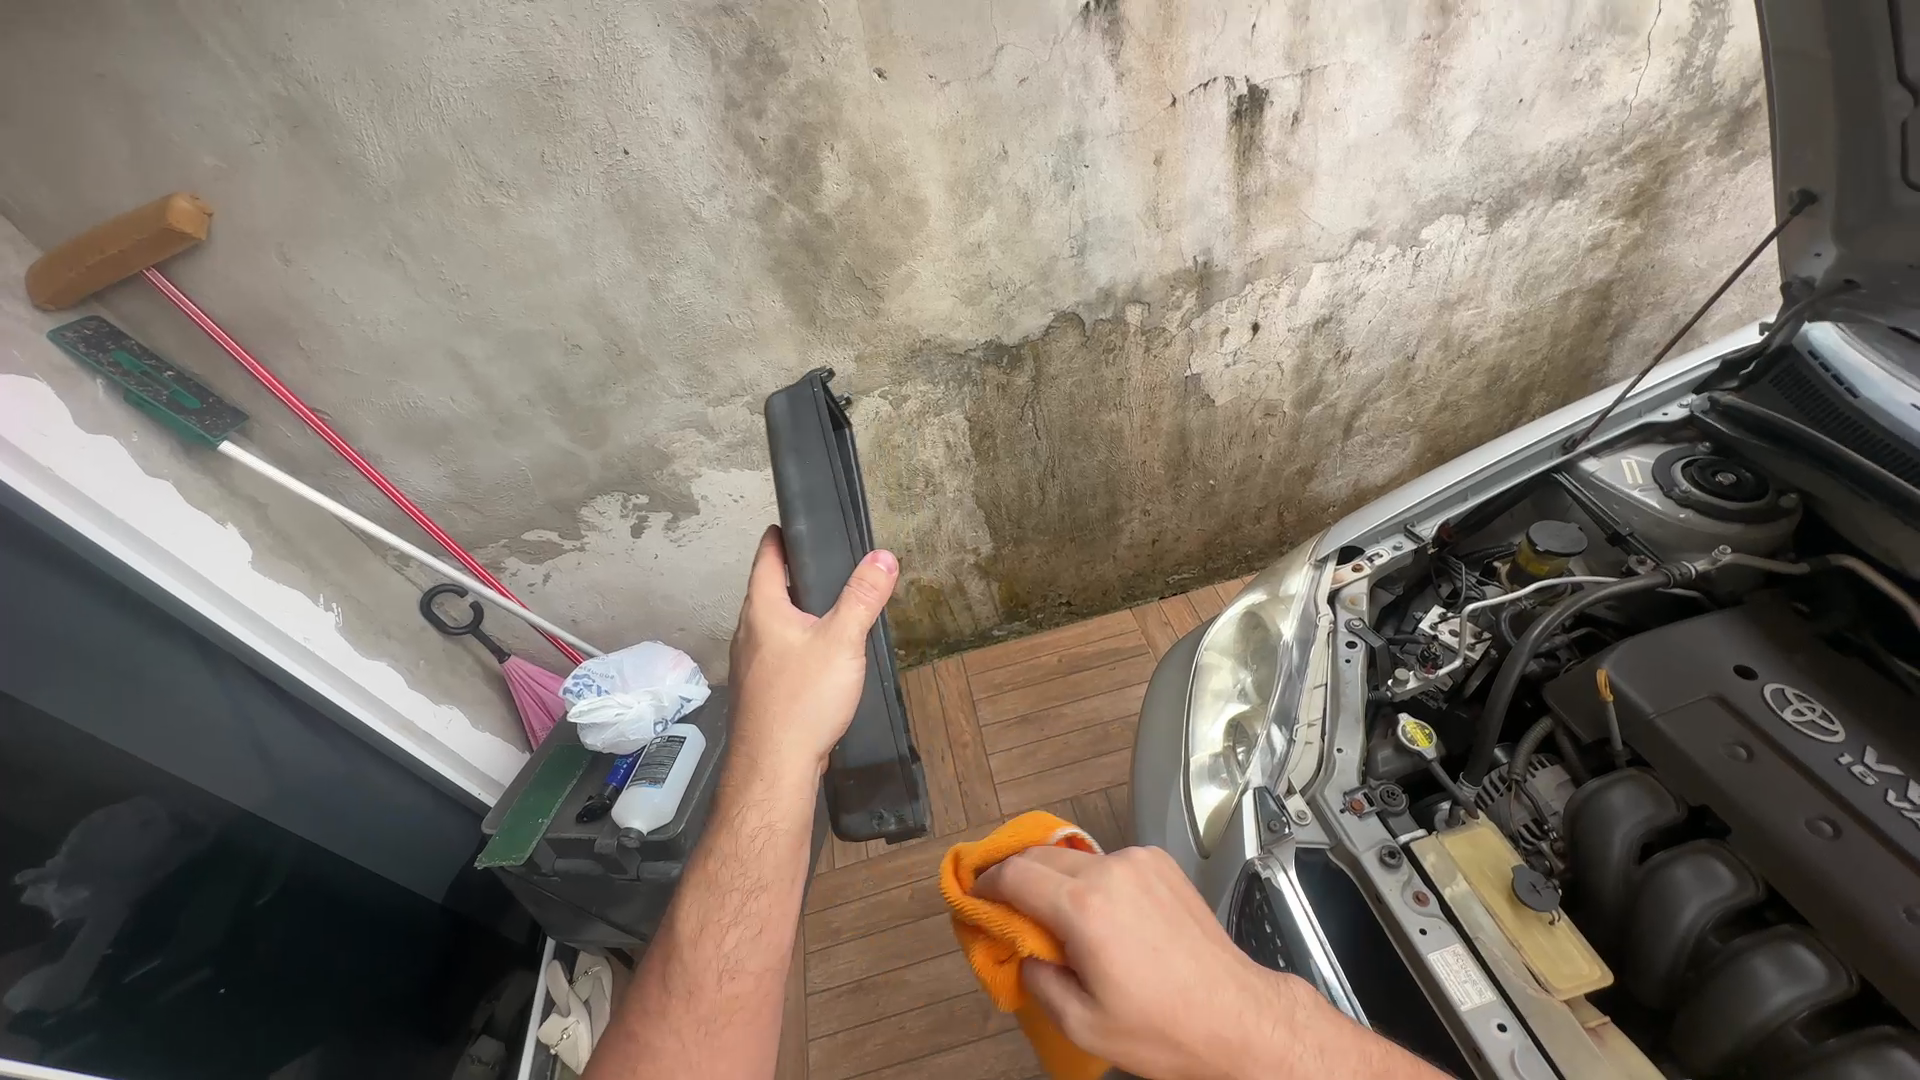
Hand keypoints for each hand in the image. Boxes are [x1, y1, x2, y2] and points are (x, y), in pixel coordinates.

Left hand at [726, 525, 899, 783]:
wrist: (775, 767)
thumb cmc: (803, 699)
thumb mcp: (842, 640)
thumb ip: (863, 597)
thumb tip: (883, 556)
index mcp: (762, 609)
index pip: (766, 556)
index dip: (781, 535)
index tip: (796, 523)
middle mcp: (749, 631)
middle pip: (768, 588)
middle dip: (794, 573)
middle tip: (828, 561)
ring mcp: (752, 662)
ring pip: (773, 622)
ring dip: (797, 609)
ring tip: (831, 604)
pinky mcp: (762, 688)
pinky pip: (779, 650)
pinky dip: (798, 640)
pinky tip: (822, 653)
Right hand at [974, 845, 1296, 1079]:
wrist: (1237, 1017)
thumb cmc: (1165, 1028)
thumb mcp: (1083, 1025)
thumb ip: (1037, 980)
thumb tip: (1022, 951)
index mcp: (1084, 907)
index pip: (1014, 875)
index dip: (986, 883)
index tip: (975, 894)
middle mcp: (1108, 870)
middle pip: (1039, 856)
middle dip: (1015, 875)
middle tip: (1004, 903)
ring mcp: (1137, 860)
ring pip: (1074, 856)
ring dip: (1055, 878)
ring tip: (1057, 916)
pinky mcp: (1158, 861)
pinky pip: (1108, 861)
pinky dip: (1092, 878)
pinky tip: (1103, 913)